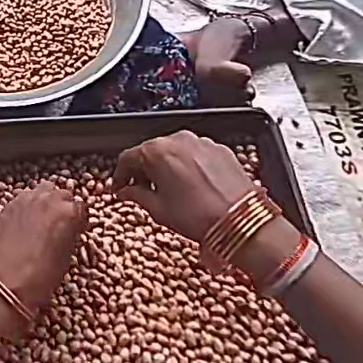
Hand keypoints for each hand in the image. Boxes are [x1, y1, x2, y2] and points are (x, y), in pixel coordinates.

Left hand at [0, 180, 84, 313]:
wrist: (4, 281)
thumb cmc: (38, 276)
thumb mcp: (66, 257)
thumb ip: (70, 235)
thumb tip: (68, 230)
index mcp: (69, 213)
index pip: (81, 208)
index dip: (78, 220)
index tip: (76, 228)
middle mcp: (49, 199)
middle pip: (63, 195)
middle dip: (63, 208)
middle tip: (59, 225)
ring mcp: (27, 199)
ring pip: (43, 191)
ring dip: (46, 201)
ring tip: (43, 220)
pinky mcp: (9, 204)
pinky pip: (24, 198)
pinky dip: (28, 205)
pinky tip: (26, 221)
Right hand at [110, 131, 261, 240]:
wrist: (242, 222)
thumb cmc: (201, 216)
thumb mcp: (159, 209)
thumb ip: (137, 196)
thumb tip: (127, 192)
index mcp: (158, 151)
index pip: (128, 157)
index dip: (120, 175)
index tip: (119, 187)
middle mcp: (179, 140)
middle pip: (151, 151)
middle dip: (143, 170)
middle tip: (140, 190)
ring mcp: (202, 143)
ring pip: (174, 151)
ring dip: (166, 167)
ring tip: (167, 190)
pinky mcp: (220, 150)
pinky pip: (196, 155)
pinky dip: (188, 167)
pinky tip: (189, 186)